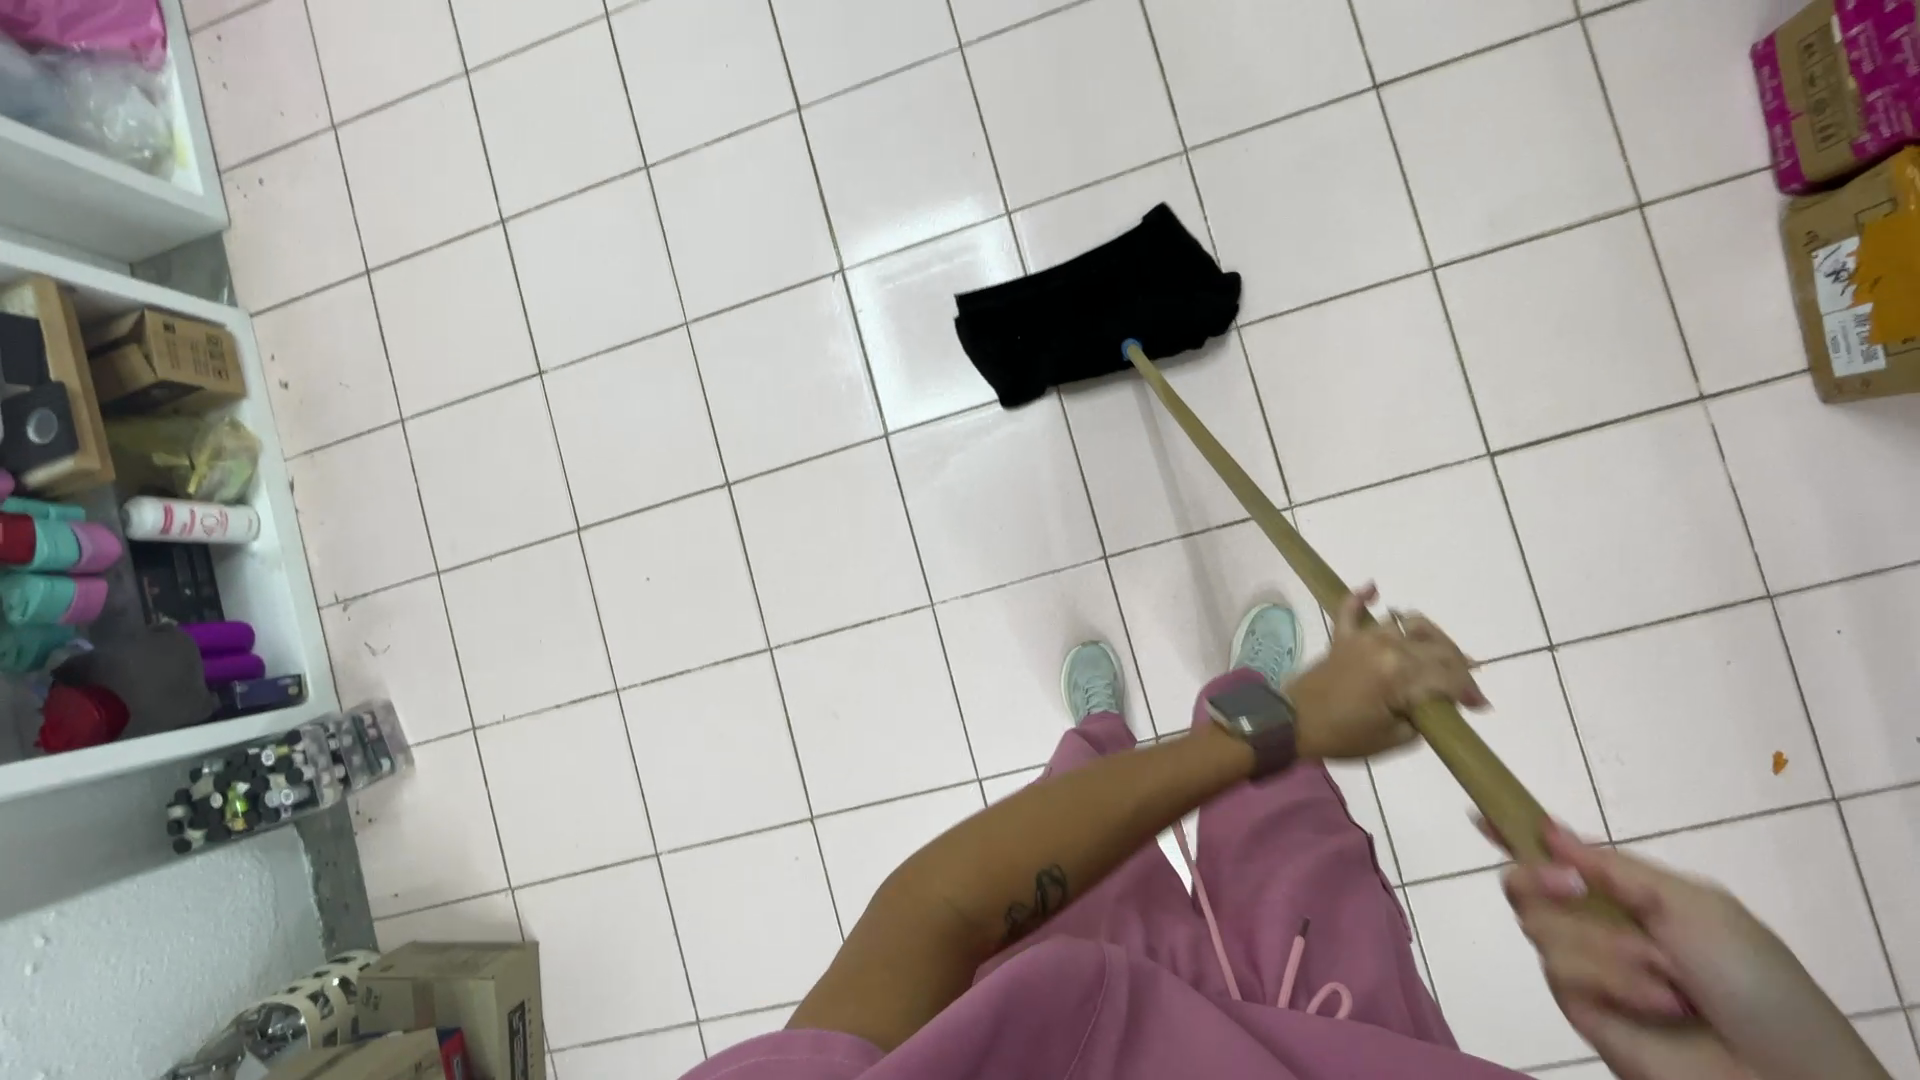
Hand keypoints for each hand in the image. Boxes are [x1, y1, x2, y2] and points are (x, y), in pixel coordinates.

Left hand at [1285, 584, 1485, 759]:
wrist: (1293, 723)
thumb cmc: (1344, 736)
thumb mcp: (1395, 738)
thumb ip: (1425, 714)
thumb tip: (1441, 700)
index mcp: (1400, 674)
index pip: (1448, 674)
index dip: (1468, 689)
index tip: (1479, 705)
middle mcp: (1385, 646)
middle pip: (1435, 645)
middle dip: (1457, 664)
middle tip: (1465, 685)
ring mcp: (1362, 638)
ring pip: (1405, 622)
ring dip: (1427, 635)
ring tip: (1440, 654)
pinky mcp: (1341, 637)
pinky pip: (1350, 609)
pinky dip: (1362, 597)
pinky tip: (1374, 588)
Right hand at [1497, 820, 1887, 1079]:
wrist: (1785, 1077)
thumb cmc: (1755, 980)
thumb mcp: (1695, 907)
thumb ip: (1614, 868)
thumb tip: (1545, 828)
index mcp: (1626, 892)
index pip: (1557, 855)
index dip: (1515, 834)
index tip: (1477, 816)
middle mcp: (1594, 922)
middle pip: (1524, 882)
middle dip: (1539, 878)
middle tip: (1571, 888)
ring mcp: (1585, 965)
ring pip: (1539, 926)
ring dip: (1607, 949)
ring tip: (1666, 980)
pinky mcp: (1579, 1006)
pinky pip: (1561, 972)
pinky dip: (1612, 983)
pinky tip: (1656, 1004)